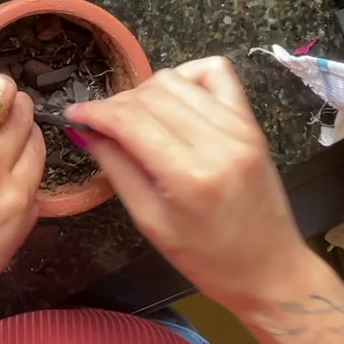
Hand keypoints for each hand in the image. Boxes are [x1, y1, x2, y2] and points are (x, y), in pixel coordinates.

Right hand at [66, 57, 323, 317]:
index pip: (129, 120)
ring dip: (146, 91)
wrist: (270, 271)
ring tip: (138, 117)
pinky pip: (215, 72)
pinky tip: (175, 100)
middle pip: (150, 95)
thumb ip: (116, 168)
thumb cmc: (205, 258)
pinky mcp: (251, 122)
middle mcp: (217, 142)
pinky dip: (188, 76)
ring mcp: (239, 127)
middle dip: (116, 103)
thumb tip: (87, 130)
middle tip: (103, 124)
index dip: (95, 111)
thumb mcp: (149, 222)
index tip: (74, 114)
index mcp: (188, 175)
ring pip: (175, 79)